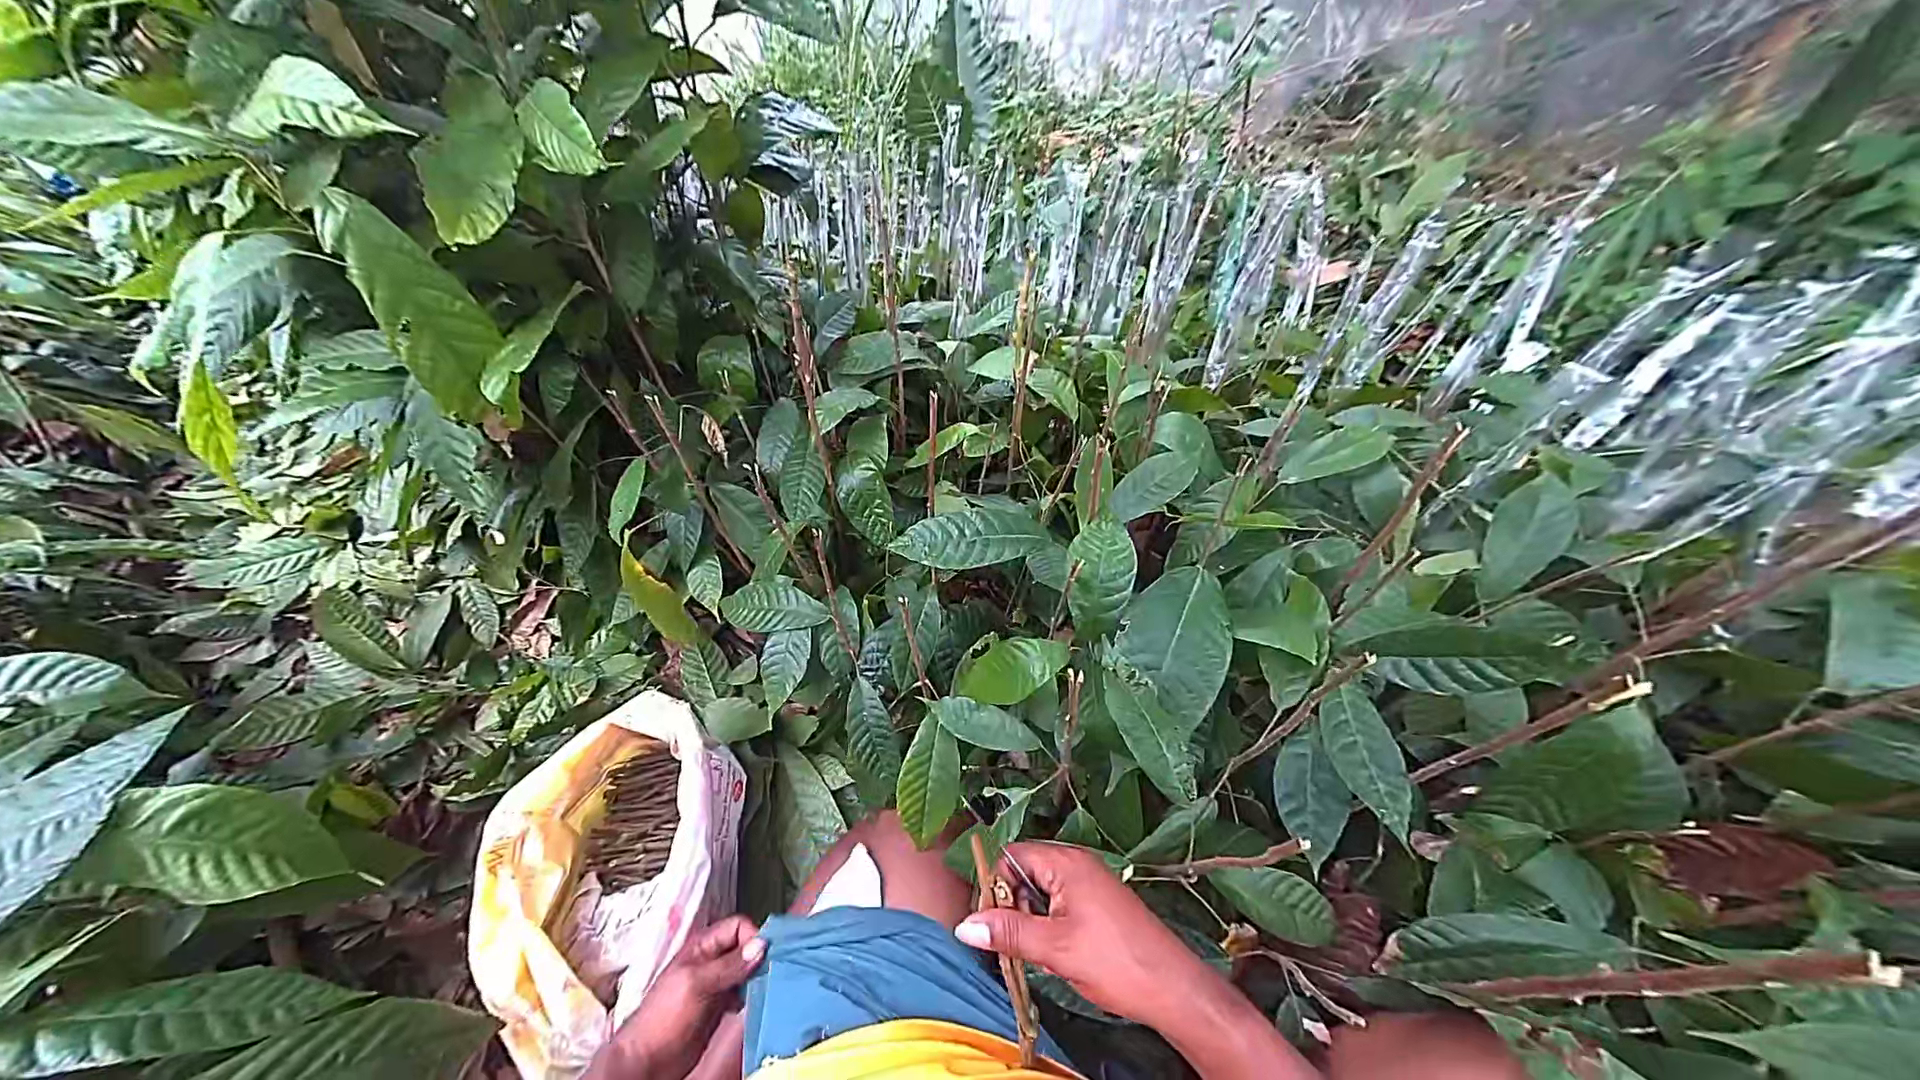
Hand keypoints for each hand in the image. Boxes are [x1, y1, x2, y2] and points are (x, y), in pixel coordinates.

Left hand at [584, 915, 763, 1079]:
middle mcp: (713, 960)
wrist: (646, 1063)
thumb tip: (761, 945)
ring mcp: (717, 983)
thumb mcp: (697, 985)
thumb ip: (729, 965)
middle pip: (745, 946)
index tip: (763, 956)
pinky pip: (744, 991)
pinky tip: (751, 1005)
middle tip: (769, 973)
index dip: (752, 937)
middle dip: (759, 957)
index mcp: (703, 946)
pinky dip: (752, 995)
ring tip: (763, 990)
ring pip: (747, 969)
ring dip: (757, 977)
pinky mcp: (720, 1005)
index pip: (738, 926)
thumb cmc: (663, 1019)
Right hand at [952, 843, 1318, 1079]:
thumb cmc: (1116, 961)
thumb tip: (965, 924)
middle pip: (1025, 870)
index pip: (1012, 855)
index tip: (993, 921)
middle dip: (1014, 904)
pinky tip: (1058, 952)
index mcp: (1065, 862)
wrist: (1173, 987)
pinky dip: (1050, 923)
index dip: (997, 885)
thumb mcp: (1054, 948)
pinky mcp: (1099, 901)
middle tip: (1016, 941)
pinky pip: (1060, 901)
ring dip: (1032, 918)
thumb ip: (1007, 932)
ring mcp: (1090, 881)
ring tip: (1040, 951)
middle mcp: (1077, 862)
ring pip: (1042, 890)